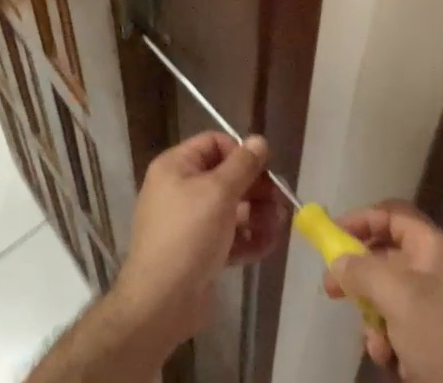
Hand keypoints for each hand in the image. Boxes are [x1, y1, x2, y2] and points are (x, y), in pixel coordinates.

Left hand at [110, 132, 288, 349]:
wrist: (162, 302)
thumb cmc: (189, 235)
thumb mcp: (219, 192)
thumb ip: (243, 165)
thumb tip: (259, 140)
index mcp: (176, 167)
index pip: (214, 143)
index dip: (241, 153)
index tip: (266, 169)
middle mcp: (181, 190)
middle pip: (227, 177)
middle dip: (257, 189)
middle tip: (280, 202)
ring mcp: (190, 223)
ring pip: (232, 209)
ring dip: (259, 215)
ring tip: (278, 225)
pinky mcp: (200, 251)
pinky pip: (229, 236)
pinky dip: (248, 238)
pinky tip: (269, 244)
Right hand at [323, 200, 442, 381]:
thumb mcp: (399, 297)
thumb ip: (363, 271)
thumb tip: (339, 260)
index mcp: (432, 248)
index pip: (392, 215)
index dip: (361, 219)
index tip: (329, 236)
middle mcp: (433, 271)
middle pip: (384, 257)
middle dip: (357, 276)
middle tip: (330, 290)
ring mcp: (433, 307)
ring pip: (385, 297)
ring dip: (372, 319)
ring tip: (378, 343)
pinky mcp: (431, 340)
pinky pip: (396, 329)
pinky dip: (387, 342)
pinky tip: (391, 361)